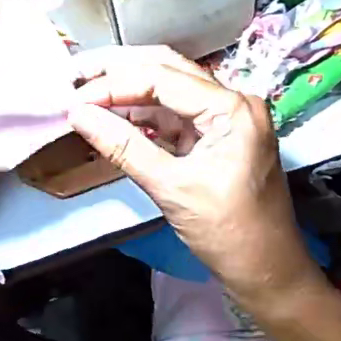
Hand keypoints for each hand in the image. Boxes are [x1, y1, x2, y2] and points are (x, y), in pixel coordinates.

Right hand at [67, 46, 323, 313]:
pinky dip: (139, 116)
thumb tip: (78, 115)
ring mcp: (222, 119)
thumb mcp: (171, 188)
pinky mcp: (211, 138)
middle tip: (74, 74)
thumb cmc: (228, 232)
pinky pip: (170, 116)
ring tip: (84, 93)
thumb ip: (123, 146)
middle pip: (165, 70)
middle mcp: (231, 102)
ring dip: (125, 92)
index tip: (74, 97)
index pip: (161, 78)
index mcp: (231, 108)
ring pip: (166, 90)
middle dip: (118, 71)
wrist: (266, 271)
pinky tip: (109, 117)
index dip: (113, 84)